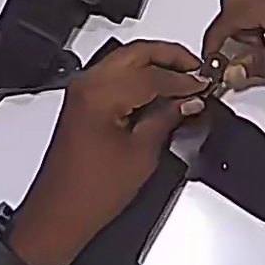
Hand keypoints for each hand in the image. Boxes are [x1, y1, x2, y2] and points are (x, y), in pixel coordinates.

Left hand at [10, 41, 207, 264]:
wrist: (61, 212)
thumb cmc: (91, 193)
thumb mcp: (141, 155)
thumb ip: (166, 119)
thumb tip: (187, 101)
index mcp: (100, 95)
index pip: (151, 75)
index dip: (182, 79)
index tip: (203, 84)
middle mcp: (87, 84)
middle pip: (136, 53)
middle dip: (170, 56)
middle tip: (196, 68)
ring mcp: (82, 89)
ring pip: (125, 58)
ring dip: (154, 62)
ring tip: (182, 77)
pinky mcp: (83, 98)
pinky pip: (115, 72)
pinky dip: (138, 74)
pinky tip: (158, 87)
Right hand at [202, 0, 264, 104]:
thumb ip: (256, 67)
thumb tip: (231, 68)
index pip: (228, 16)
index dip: (214, 42)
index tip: (212, 65)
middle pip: (235, 1)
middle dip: (227, 30)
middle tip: (234, 62)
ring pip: (252, 2)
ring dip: (245, 27)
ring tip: (259, 61)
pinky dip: (263, 25)